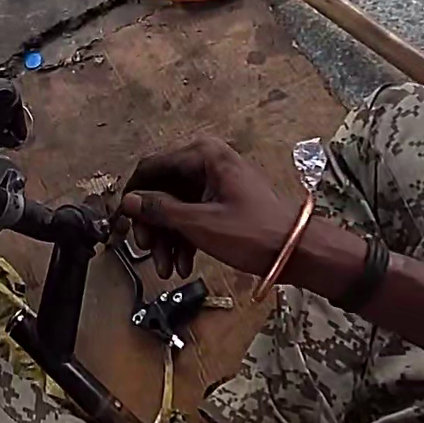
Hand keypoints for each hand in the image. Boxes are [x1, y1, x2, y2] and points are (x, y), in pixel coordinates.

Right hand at [117, 136, 300, 278]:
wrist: (299, 251)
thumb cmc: (256, 233)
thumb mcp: (201, 224)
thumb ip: (161, 210)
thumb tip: (130, 202)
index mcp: (203, 155)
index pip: (150, 168)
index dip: (134, 197)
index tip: (124, 222)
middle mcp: (206, 161)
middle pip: (161, 190)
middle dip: (153, 225)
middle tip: (147, 251)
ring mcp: (214, 180)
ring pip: (175, 206)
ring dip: (167, 237)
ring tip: (168, 268)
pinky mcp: (221, 199)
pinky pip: (191, 214)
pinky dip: (184, 238)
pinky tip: (183, 264)